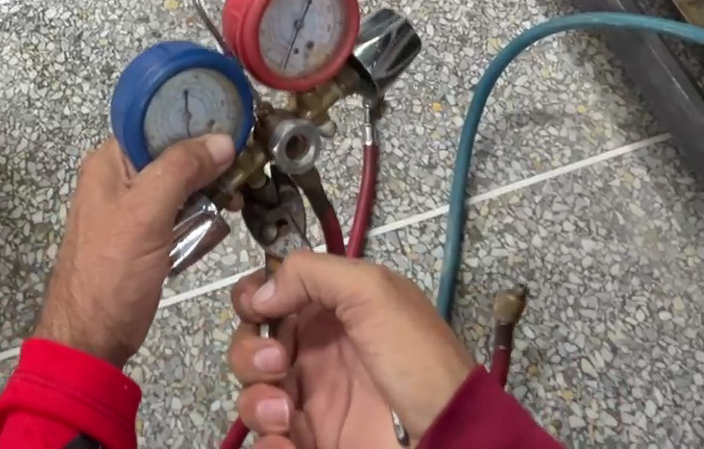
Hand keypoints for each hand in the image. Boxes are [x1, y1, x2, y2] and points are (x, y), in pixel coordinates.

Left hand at [33, 135, 236, 367]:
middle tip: (241, 169)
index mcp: (110, 159)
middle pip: (170, 151)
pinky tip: (218, 222)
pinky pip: (176, 212)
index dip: (192, 119)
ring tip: (234, 198)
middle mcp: (118, 176)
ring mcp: (129, 207)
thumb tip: (223, 139)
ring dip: (206, 190)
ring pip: (177, 183)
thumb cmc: (113, 271)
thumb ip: (182, 168)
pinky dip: (197, 216)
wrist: (91, 340)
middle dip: (206, 160)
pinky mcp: (142, 235)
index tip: (232, 125)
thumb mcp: (148, 212)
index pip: (154, 120)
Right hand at [228, 252, 477, 446]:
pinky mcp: (315, 441)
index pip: (272, 293)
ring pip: (254, 390)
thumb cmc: (416, 359)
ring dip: (255, 397)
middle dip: (250, 350)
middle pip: (253, 340)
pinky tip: (285, 440)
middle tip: (278, 363)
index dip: (254, 297)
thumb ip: (311, 273)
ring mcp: (314, 399)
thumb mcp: (373, 291)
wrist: (453, 439)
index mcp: (329, 308)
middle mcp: (316, 350)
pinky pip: (271, 440)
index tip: (255, 309)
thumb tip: (262, 294)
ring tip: (285, 413)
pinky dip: (268, 442)